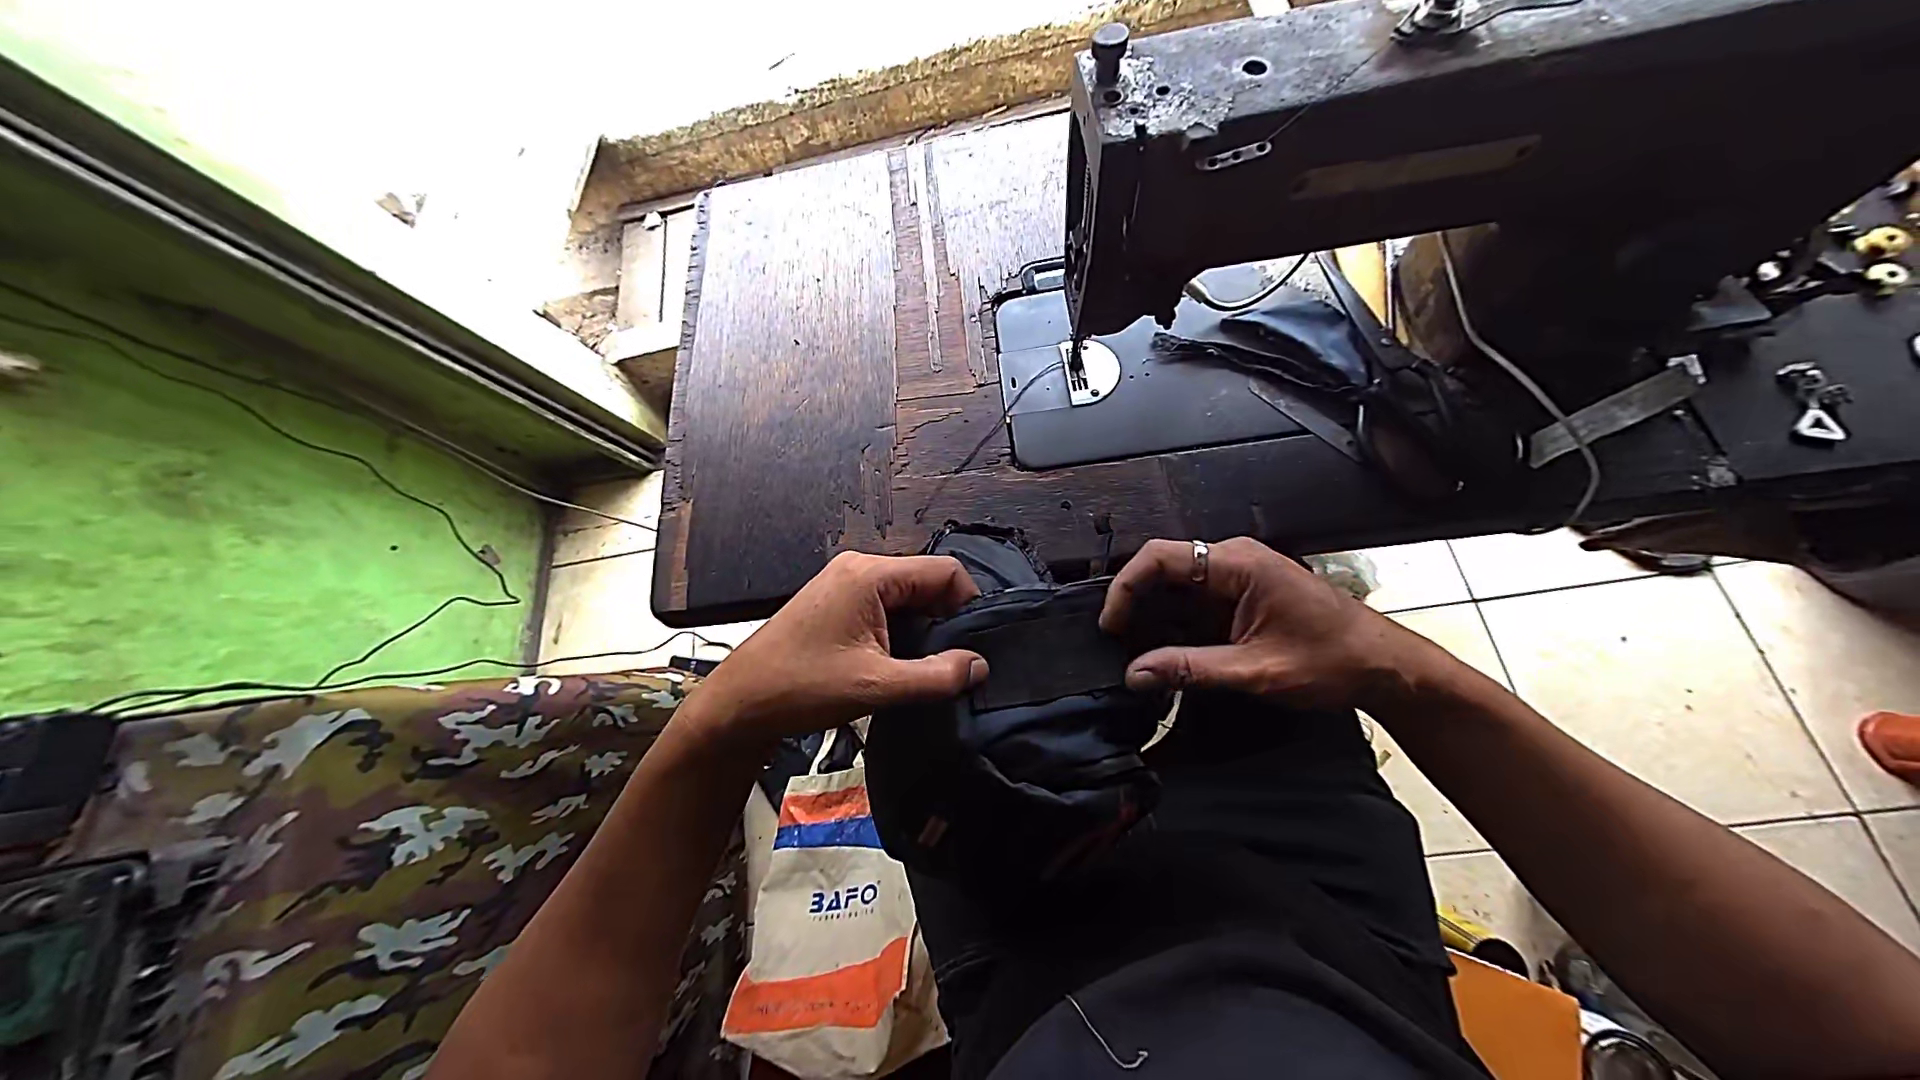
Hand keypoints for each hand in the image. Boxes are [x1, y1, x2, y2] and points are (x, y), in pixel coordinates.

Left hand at [680, 552, 987, 746]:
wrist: (740, 703)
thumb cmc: (797, 687)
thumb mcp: (876, 687)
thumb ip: (936, 677)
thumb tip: (978, 666)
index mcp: (869, 575)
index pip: (945, 570)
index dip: (969, 603)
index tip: (975, 642)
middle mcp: (858, 570)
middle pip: (927, 582)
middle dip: (946, 620)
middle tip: (952, 662)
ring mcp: (846, 585)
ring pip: (908, 597)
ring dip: (923, 629)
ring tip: (924, 667)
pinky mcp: (838, 603)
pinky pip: (886, 607)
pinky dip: (901, 632)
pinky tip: (898, 663)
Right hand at [1099, 537, 1440, 711]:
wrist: (1382, 667)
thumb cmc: (1338, 657)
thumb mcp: (1258, 670)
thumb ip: (1192, 669)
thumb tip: (1138, 672)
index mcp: (1239, 564)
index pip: (1160, 557)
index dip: (1125, 588)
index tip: (1110, 623)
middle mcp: (1232, 563)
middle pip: (1160, 571)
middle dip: (1133, 607)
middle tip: (1117, 645)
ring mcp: (1234, 580)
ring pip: (1172, 591)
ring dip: (1151, 621)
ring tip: (1137, 656)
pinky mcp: (1236, 600)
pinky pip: (1190, 607)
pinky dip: (1172, 630)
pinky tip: (1165, 657)